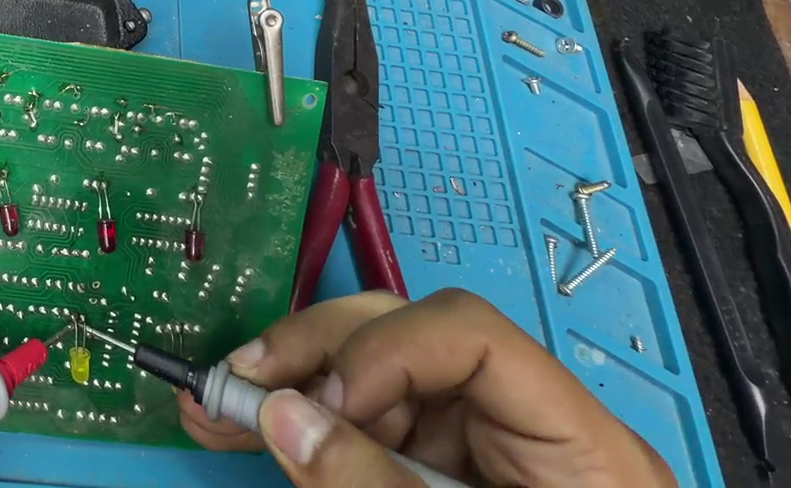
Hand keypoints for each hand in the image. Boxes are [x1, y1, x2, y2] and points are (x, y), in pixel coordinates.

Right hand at [178, 289, 677, 486]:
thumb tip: (277, 412)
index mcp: (573, 444)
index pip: (469, 333)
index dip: (386, 348)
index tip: (326, 404)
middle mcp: (515, 419)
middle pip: (400, 332)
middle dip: (312, 353)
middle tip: (241, 382)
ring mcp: (467, 437)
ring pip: (358, 367)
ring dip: (283, 383)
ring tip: (217, 406)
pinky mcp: (426, 458)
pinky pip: (350, 416)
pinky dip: (294, 419)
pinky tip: (239, 422)